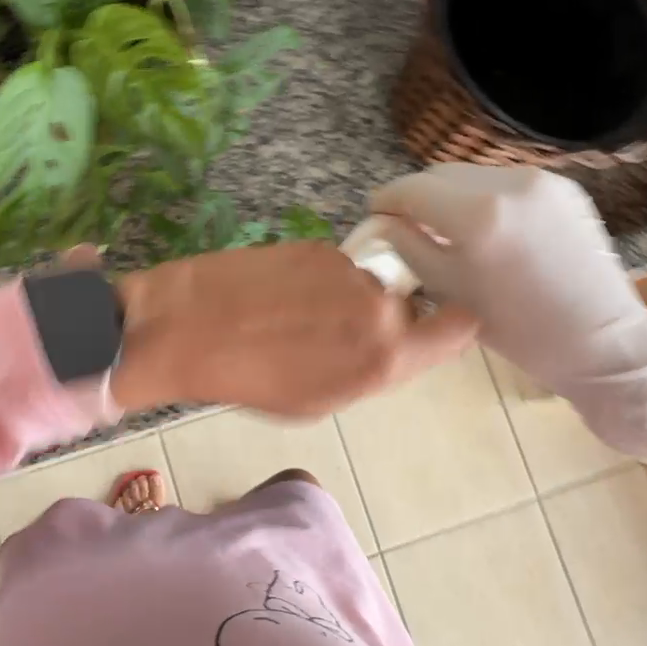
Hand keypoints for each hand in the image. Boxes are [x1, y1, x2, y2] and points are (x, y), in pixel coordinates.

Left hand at [108, 241, 479, 418]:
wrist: (183, 327)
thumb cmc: (246, 380)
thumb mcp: (317, 401)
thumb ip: (368, 371)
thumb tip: (386, 347)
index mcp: (385, 357)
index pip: (462, 325)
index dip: (449, 328)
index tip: (425, 332)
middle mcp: (378, 306)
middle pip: (408, 304)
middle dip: (382, 318)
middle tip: (335, 333)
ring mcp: (347, 269)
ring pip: (367, 283)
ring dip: (346, 296)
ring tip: (294, 315)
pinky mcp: (315, 244)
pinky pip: (335, 266)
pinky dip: (316, 279)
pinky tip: (277, 294)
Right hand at [369, 164, 646, 464]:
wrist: (602, 342)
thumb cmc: (519, 329)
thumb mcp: (449, 290)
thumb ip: (409, 247)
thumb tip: (385, 222)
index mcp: (478, 215)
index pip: (413, 189)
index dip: (386, 199)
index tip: (374, 213)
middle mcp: (511, 184)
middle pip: (441, 173)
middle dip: (417, 195)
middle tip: (404, 222)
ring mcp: (543, 181)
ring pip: (474, 175)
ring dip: (450, 195)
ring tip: (445, 227)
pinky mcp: (565, 188)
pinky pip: (507, 183)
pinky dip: (485, 198)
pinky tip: (486, 229)